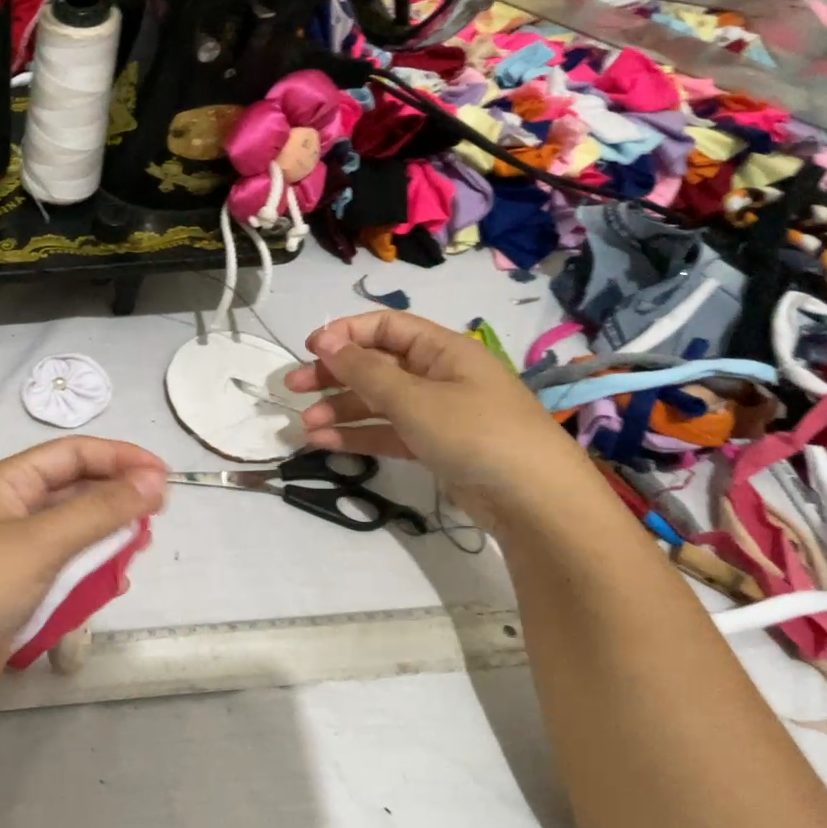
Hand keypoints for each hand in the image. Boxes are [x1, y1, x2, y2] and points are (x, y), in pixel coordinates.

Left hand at [0, 437, 168, 706]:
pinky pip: (64, 570)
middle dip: (116, 502)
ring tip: (134, 555)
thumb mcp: (41, 543)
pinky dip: (88, 574)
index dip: (120, 458)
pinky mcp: (17, 589)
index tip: (166, 478)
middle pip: (75, 491)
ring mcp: (12, 551)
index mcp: (6, 482)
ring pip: (74, 533)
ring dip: (105, 541)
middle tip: (156, 521)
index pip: (72, 454)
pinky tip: (111, 586)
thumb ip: (99, 511)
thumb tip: (153, 480)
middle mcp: (9, 509)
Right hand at [282, 311, 589, 526]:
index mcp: (443, 350)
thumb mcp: (414, 399)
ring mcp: (437, 413)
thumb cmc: (476, 434)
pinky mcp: (434, 446)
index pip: (386, 327)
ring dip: (339, 410)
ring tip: (305, 427)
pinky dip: (357, 436)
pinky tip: (325, 444)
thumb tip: (325, 342)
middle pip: (376, 365)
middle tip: (292, 388)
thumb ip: (365, 371)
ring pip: (377, 402)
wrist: (534, 500)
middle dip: (333, 375)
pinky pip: (387, 432)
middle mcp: (439, 375)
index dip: (345, 334)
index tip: (308, 350)